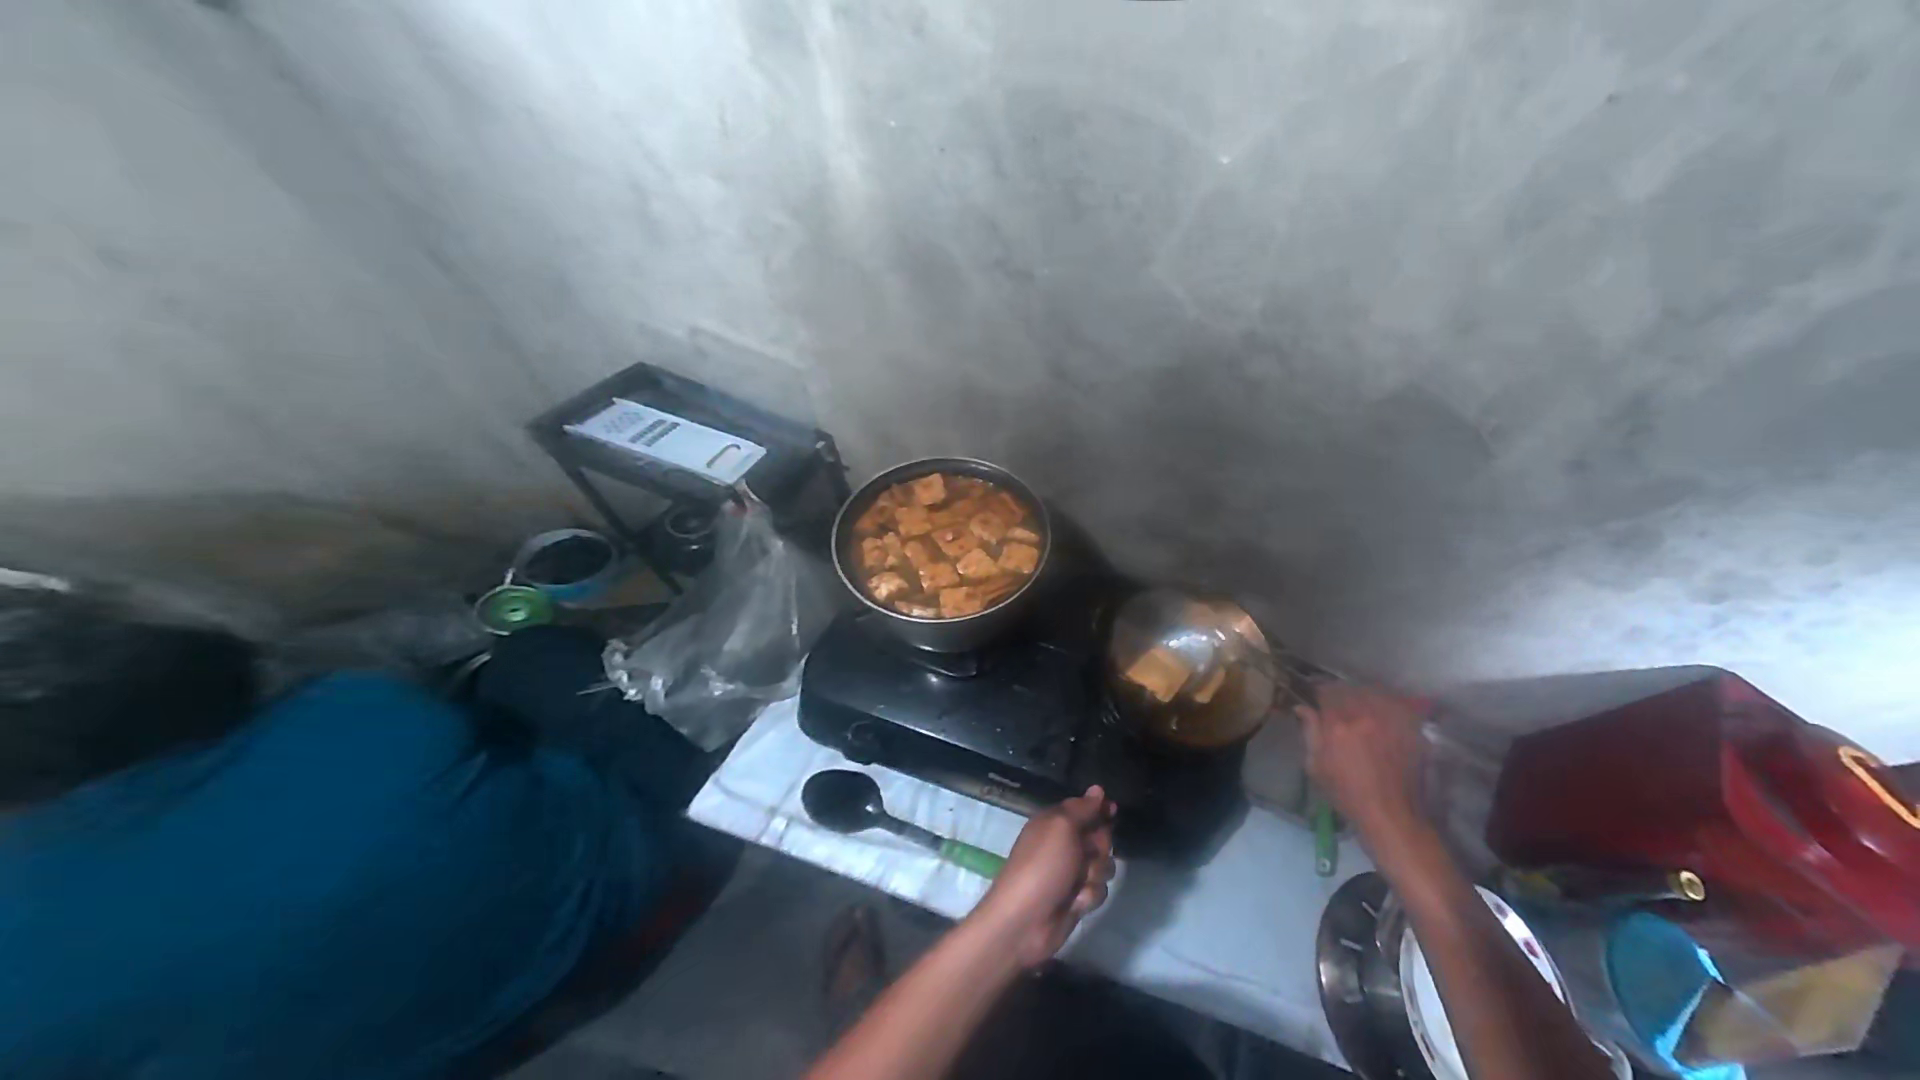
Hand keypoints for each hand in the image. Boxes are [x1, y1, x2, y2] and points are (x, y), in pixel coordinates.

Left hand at [969, 786, 1116, 967]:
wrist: (1026, 920)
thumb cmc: (1042, 866)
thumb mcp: (1061, 828)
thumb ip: (1082, 809)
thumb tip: (1098, 789)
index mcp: (1054, 822)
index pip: (1084, 808)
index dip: (1100, 809)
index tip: (1113, 811)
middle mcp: (1064, 844)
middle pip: (1100, 837)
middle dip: (1099, 846)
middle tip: (1087, 854)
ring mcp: (1071, 872)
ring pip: (1103, 865)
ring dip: (1095, 874)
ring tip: (1078, 884)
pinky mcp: (1077, 897)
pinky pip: (1098, 889)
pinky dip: (1089, 895)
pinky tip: (1075, 902)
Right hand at [1298, 683, 1429, 838]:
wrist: (1391, 815)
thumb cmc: (1347, 793)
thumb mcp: (1316, 766)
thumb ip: (1310, 732)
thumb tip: (1302, 708)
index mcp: (1338, 725)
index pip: (1327, 691)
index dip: (1320, 691)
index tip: (1318, 697)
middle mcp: (1366, 716)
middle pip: (1352, 689)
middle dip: (1342, 692)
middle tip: (1339, 702)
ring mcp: (1393, 722)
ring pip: (1377, 693)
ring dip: (1365, 695)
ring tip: (1362, 705)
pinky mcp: (1413, 731)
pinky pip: (1400, 706)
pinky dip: (1390, 705)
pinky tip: (1384, 714)